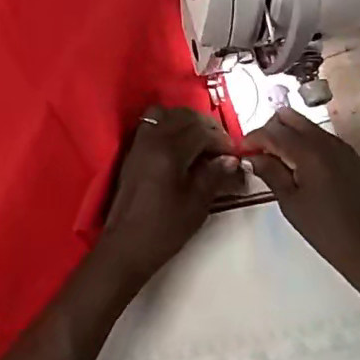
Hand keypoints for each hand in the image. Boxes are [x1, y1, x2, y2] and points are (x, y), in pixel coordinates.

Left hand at [98, 106, 240, 285]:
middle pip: (183, 117)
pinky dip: (168, 126)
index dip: (221, 140)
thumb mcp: (196, 204)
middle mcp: (152, 140)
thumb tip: (231, 159)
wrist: (126, 244)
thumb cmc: (164, 229)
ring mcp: (138, 143)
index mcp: (169, 151)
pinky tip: (180, 147)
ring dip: (185, 122)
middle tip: (221, 146)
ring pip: (164, 115)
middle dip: (206, 126)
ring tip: (200, 142)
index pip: (201, 131)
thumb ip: (214, 175)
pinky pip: (151, 124)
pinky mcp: (131, 152)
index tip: (234, 154)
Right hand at [244, 108, 359, 284]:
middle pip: (290, 117)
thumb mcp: (291, 203)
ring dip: (288, 135)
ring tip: (276, 160)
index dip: (252, 138)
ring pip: (307, 125)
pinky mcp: (352, 157)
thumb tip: (252, 156)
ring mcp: (342, 147)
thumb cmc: (327, 231)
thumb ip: (270, 172)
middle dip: (269, 129)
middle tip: (257, 152)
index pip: (272, 131)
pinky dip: (305, 143)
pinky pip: (322, 137)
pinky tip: (300, 166)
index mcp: (308, 151)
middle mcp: (326, 141)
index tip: (240, 151)